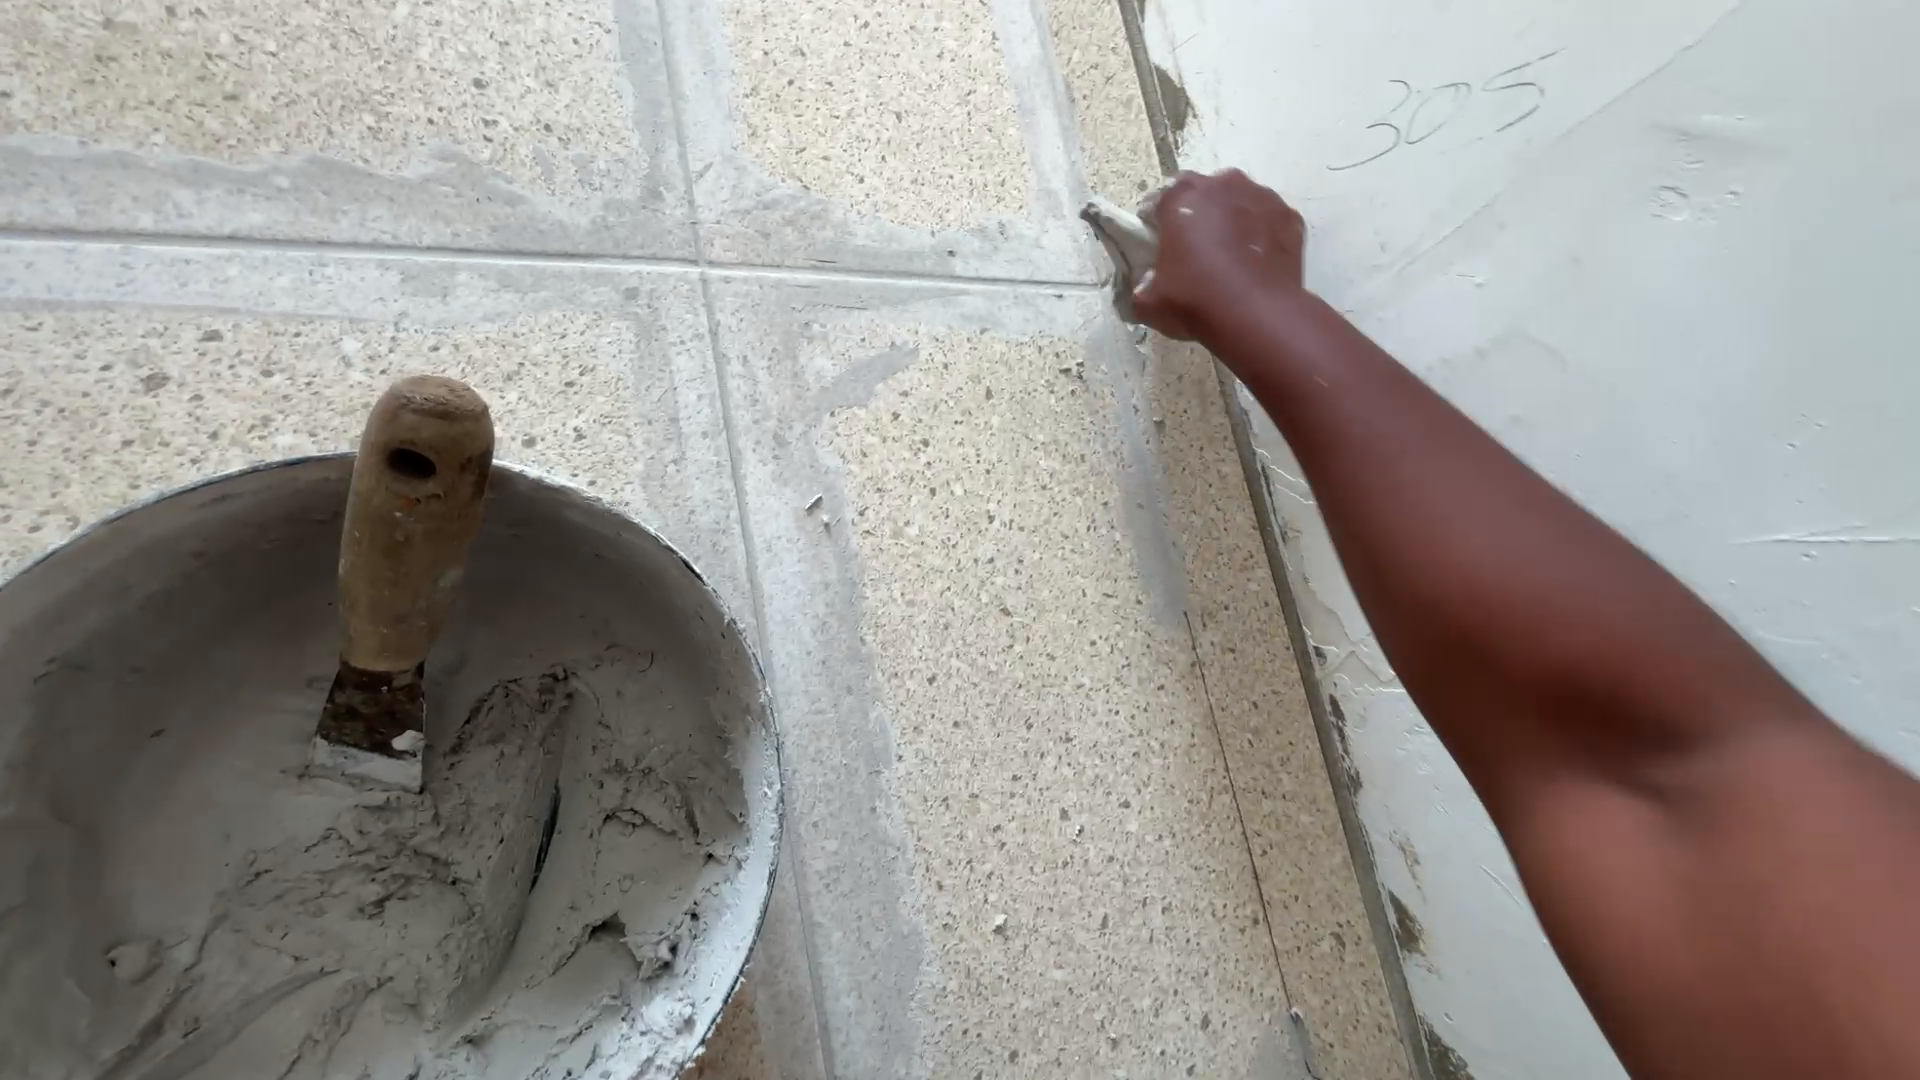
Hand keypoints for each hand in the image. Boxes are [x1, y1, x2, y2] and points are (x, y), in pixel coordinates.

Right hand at [1132, 169, 1307, 340]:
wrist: (1257, 315)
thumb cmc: (1195, 301)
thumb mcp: (1148, 302)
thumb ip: (1141, 284)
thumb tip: (1146, 281)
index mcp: (1182, 198)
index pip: (1160, 199)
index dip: (1156, 221)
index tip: (1158, 243)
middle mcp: (1223, 185)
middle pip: (1203, 193)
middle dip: (1196, 214)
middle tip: (1194, 250)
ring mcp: (1261, 197)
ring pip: (1238, 202)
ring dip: (1230, 220)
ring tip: (1228, 257)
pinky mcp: (1289, 217)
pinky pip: (1267, 221)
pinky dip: (1260, 235)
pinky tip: (1254, 263)